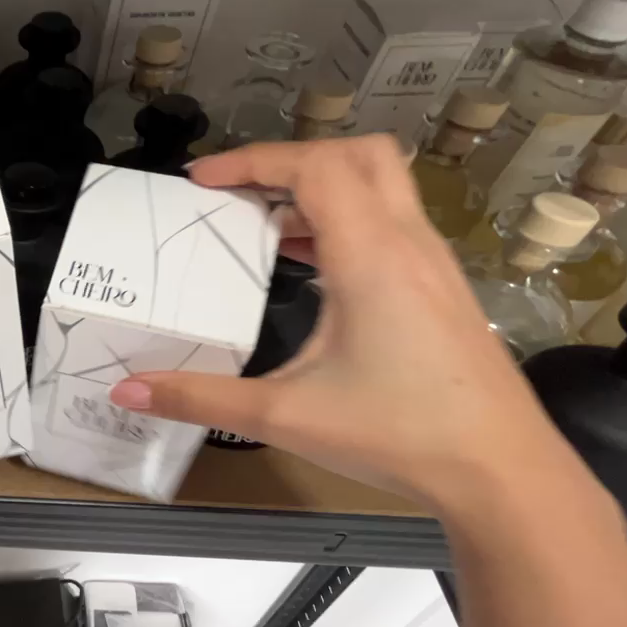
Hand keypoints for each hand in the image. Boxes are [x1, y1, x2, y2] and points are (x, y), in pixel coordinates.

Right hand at [107, 136, 585, 513]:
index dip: (253, 161)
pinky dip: (343, 220)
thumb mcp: (281, 417)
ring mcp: (432, 264)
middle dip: (291, 159)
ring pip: (381, 186)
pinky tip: (308, 266)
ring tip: (261, 222)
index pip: (315, 169)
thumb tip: (126, 390)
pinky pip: (390, 224)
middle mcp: (408, 245)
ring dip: (319, 188)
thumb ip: (198, 399)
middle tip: (236, 190)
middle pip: (359, 156)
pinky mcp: (439, 289)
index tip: (201, 178)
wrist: (500, 470)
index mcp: (371, 259)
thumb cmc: (397, 434)